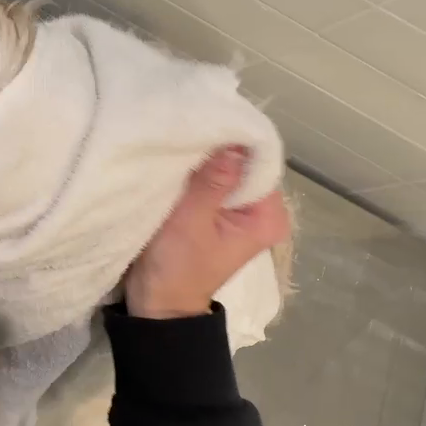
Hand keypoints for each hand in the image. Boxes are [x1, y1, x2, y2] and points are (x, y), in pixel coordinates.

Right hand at [124, 146, 289, 319]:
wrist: (158, 301)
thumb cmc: (178, 265)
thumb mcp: (191, 221)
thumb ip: (212, 183)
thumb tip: (234, 144)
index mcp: (267, 217)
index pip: (260, 165)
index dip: (235, 142)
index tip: (206, 124)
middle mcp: (259, 212)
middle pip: (243, 166)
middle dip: (216, 151)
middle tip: (186, 131)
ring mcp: (237, 213)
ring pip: (225, 173)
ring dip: (203, 162)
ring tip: (178, 144)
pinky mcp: (216, 213)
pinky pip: (212, 183)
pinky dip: (196, 174)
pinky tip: (177, 164)